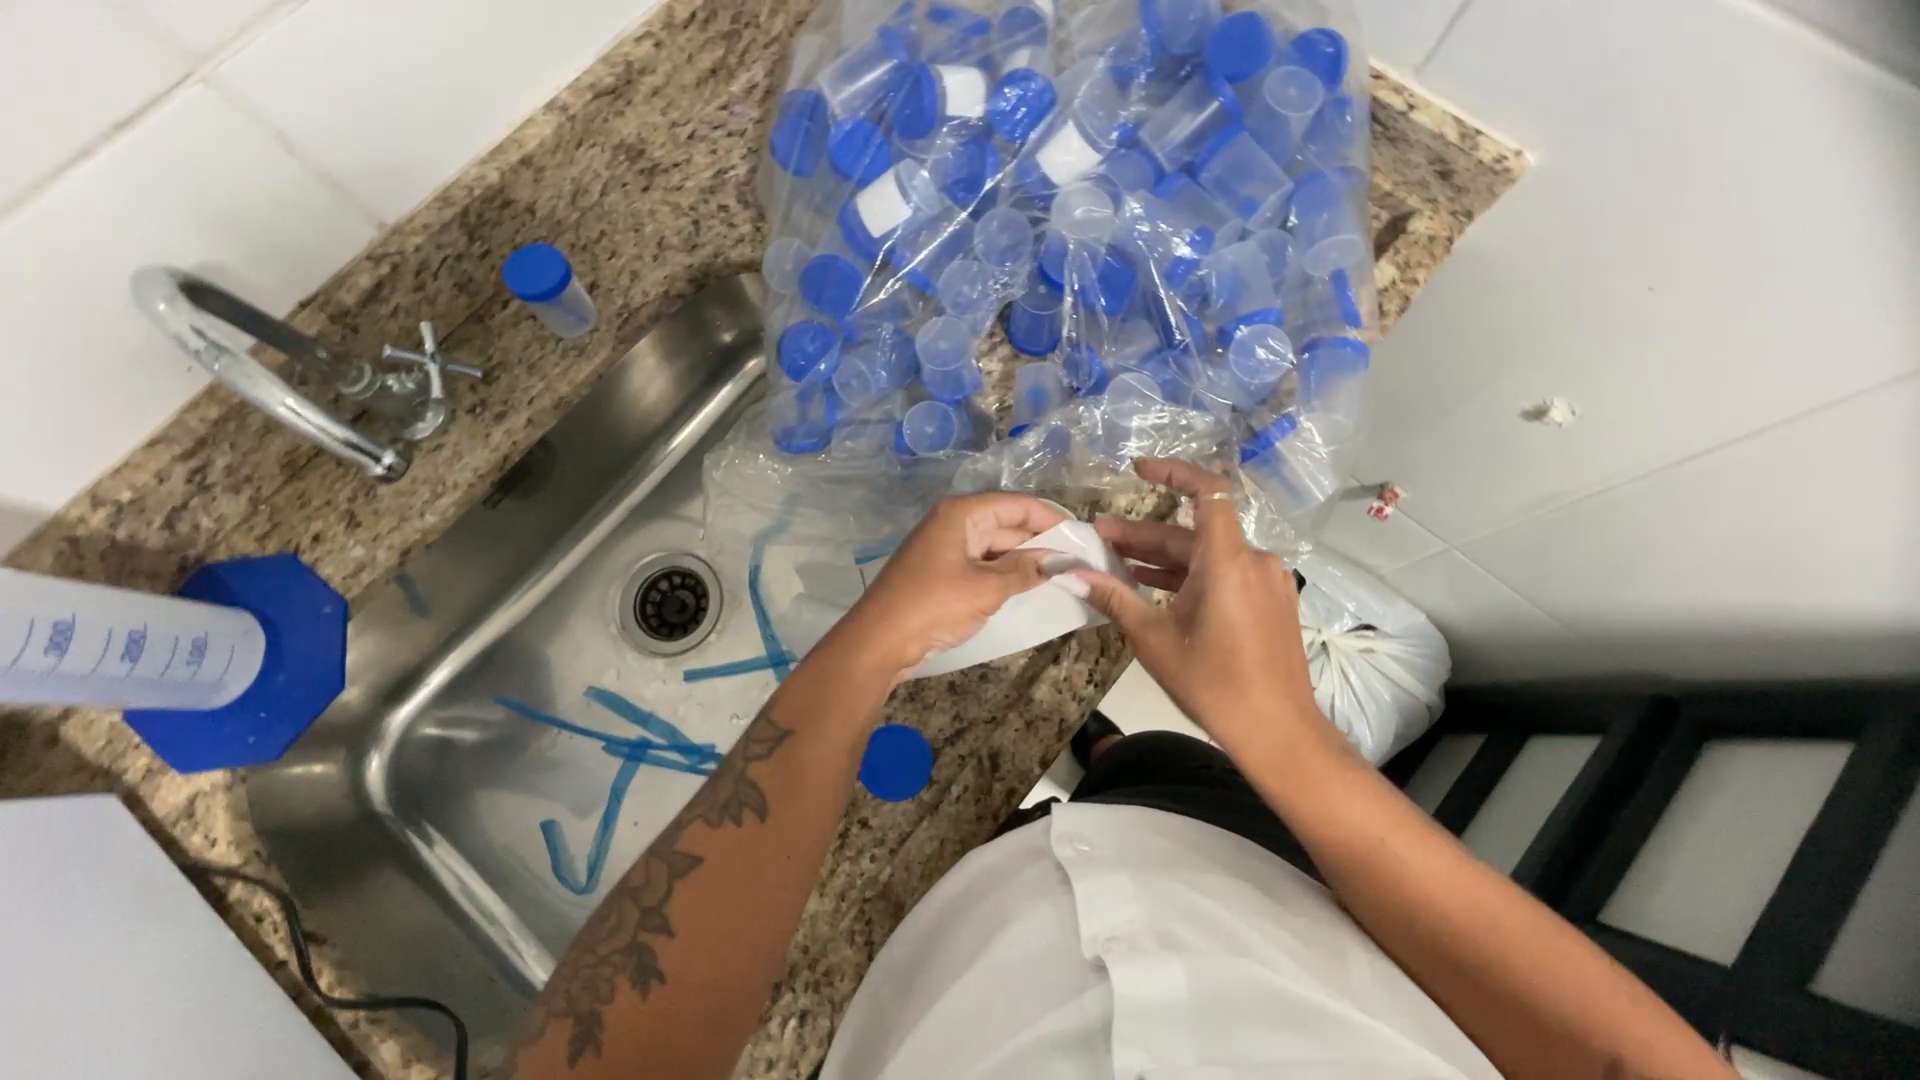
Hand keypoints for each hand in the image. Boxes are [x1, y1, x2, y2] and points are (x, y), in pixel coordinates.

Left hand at [826, 493, 1067, 682]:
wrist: (879, 641)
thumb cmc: (933, 605)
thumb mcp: (986, 589)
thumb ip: (1025, 571)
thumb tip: (1058, 560)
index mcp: (961, 514)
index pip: (1016, 505)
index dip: (1049, 518)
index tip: (1080, 536)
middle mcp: (952, 524)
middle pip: (1005, 524)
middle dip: (1039, 542)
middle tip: (1077, 561)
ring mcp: (945, 549)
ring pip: (994, 548)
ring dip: (1023, 561)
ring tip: (1061, 575)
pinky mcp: (940, 574)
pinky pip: (981, 566)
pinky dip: (1003, 575)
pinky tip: (1027, 589)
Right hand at [1066, 459, 1341, 759]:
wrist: (1278, 731)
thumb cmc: (1213, 683)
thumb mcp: (1153, 639)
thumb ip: (1112, 598)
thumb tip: (1069, 573)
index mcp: (1227, 561)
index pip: (1206, 492)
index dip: (1172, 473)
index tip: (1138, 470)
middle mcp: (1253, 561)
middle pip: (1193, 532)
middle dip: (1144, 534)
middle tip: (1100, 537)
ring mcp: (1267, 582)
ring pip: (1207, 556)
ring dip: (1164, 558)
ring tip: (1118, 562)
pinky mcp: (1271, 602)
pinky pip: (1225, 575)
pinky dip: (1190, 575)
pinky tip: (1156, 587)